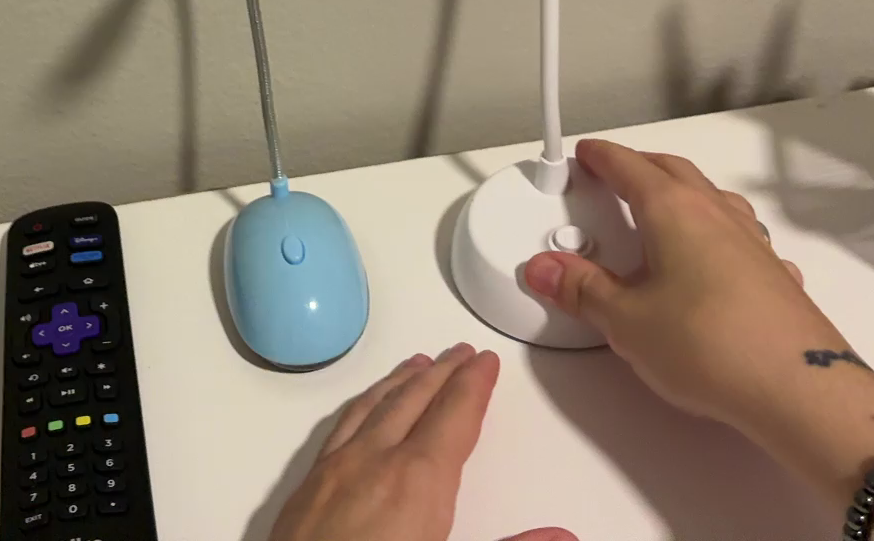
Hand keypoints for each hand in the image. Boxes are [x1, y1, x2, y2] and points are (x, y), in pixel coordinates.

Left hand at [268, 344, 573, 540]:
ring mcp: (334, 468)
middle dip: (442, 373)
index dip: (473, 387)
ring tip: (420, 362)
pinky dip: (364, 402)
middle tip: (463, 350)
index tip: (487, 361)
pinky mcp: (307, 483)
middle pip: (413, 400)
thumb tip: (566, 534)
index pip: (453, 418)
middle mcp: (372, 460)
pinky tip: (365, 405)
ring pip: (373, 405)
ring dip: (401, 381)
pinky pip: (342, 423)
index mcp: (416, 482)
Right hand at [522, 139, 848, 431]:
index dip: (601, 156)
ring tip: (657, 210)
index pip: (629, 166)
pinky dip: (713, 229)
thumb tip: (545, 270)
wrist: (806, 397)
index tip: (585, 153)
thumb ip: (580, 289)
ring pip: (710, 196)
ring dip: (679, 191)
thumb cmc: (714, 347)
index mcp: (673, 211)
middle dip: (638, 164)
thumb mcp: (625, 321)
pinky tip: (708, 258)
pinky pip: (738, 233)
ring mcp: (753, 243)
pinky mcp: (776, 275)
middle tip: (612, 173)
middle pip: (673, 169)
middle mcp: (716, 215)